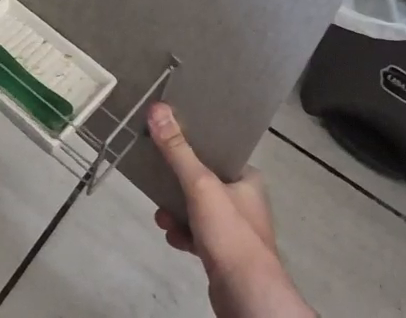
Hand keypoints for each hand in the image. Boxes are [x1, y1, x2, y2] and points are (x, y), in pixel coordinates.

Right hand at [149, 103, 315, 317]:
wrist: (247, 297)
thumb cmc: (230, 233)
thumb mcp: (200, 184)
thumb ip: (177, 149)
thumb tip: (157, 108)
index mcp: (248, 180)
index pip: (219, 153)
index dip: (193, 147)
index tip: (168, 144)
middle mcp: (245, 202)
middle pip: (203, 181)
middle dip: (177, 184)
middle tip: (157, 182)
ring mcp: (235, 231)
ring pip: (197, 210)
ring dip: (176, 211)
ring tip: (162, 216)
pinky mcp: (224, 255)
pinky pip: (197, 235)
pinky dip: (183, 234)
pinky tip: (172, 238)